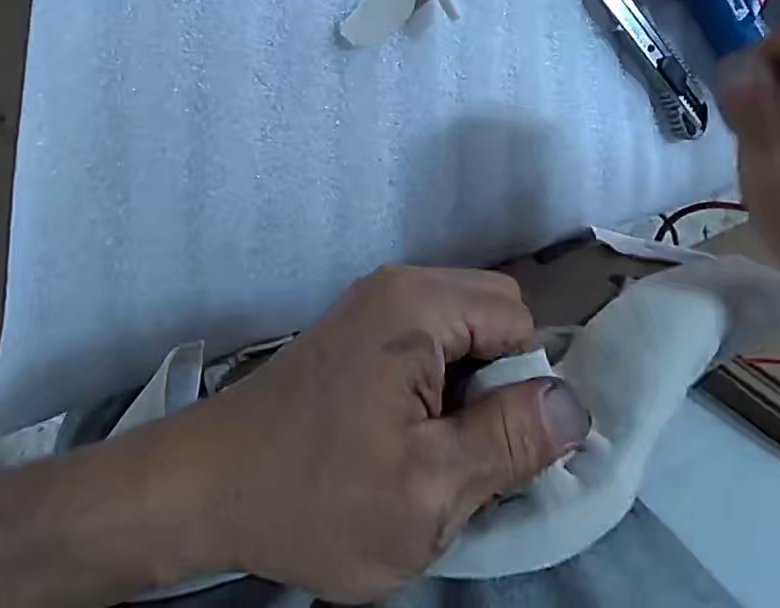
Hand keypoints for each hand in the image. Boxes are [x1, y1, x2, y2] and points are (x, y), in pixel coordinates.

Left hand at [170, 267, 591, 601]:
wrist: (203, 489)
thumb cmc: (314, 496)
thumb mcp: (426, 492)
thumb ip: (509, 442)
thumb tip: (575, 404)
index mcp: (419, 305)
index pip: (520, 323)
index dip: (521, 388)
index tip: (488, 448)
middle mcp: (401, 284)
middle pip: (496, 313)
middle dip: (499, 379)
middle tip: (461, 446)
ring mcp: (376, 300)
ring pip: (467, 327)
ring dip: (470, 382)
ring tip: (431, 444)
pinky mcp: (360, 325)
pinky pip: (433, 336)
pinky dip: (440, 379)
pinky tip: (403, 429)